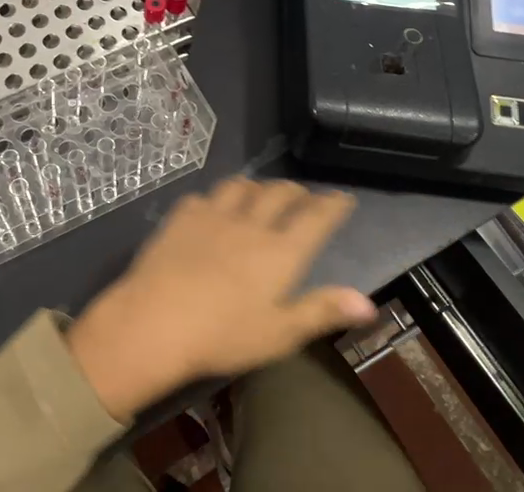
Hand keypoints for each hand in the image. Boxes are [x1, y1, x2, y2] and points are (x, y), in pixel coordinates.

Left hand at [66, 177, 377, 420]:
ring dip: (257, 187)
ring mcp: (212, 216)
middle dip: (296, 191)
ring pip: (241, 187)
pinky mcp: (180, 218)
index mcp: (280, 252)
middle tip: (303, 195)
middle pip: (279, 194)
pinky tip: (212, 207)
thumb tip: (368, 303)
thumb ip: (322, 311)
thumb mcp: (280, 333)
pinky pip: (203, 196)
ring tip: (260, 194)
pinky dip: (216, 198)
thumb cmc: (223, 335)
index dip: (332, 205)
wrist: (155, 320)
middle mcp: (250, 225)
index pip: (315, 218)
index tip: (342, 196)